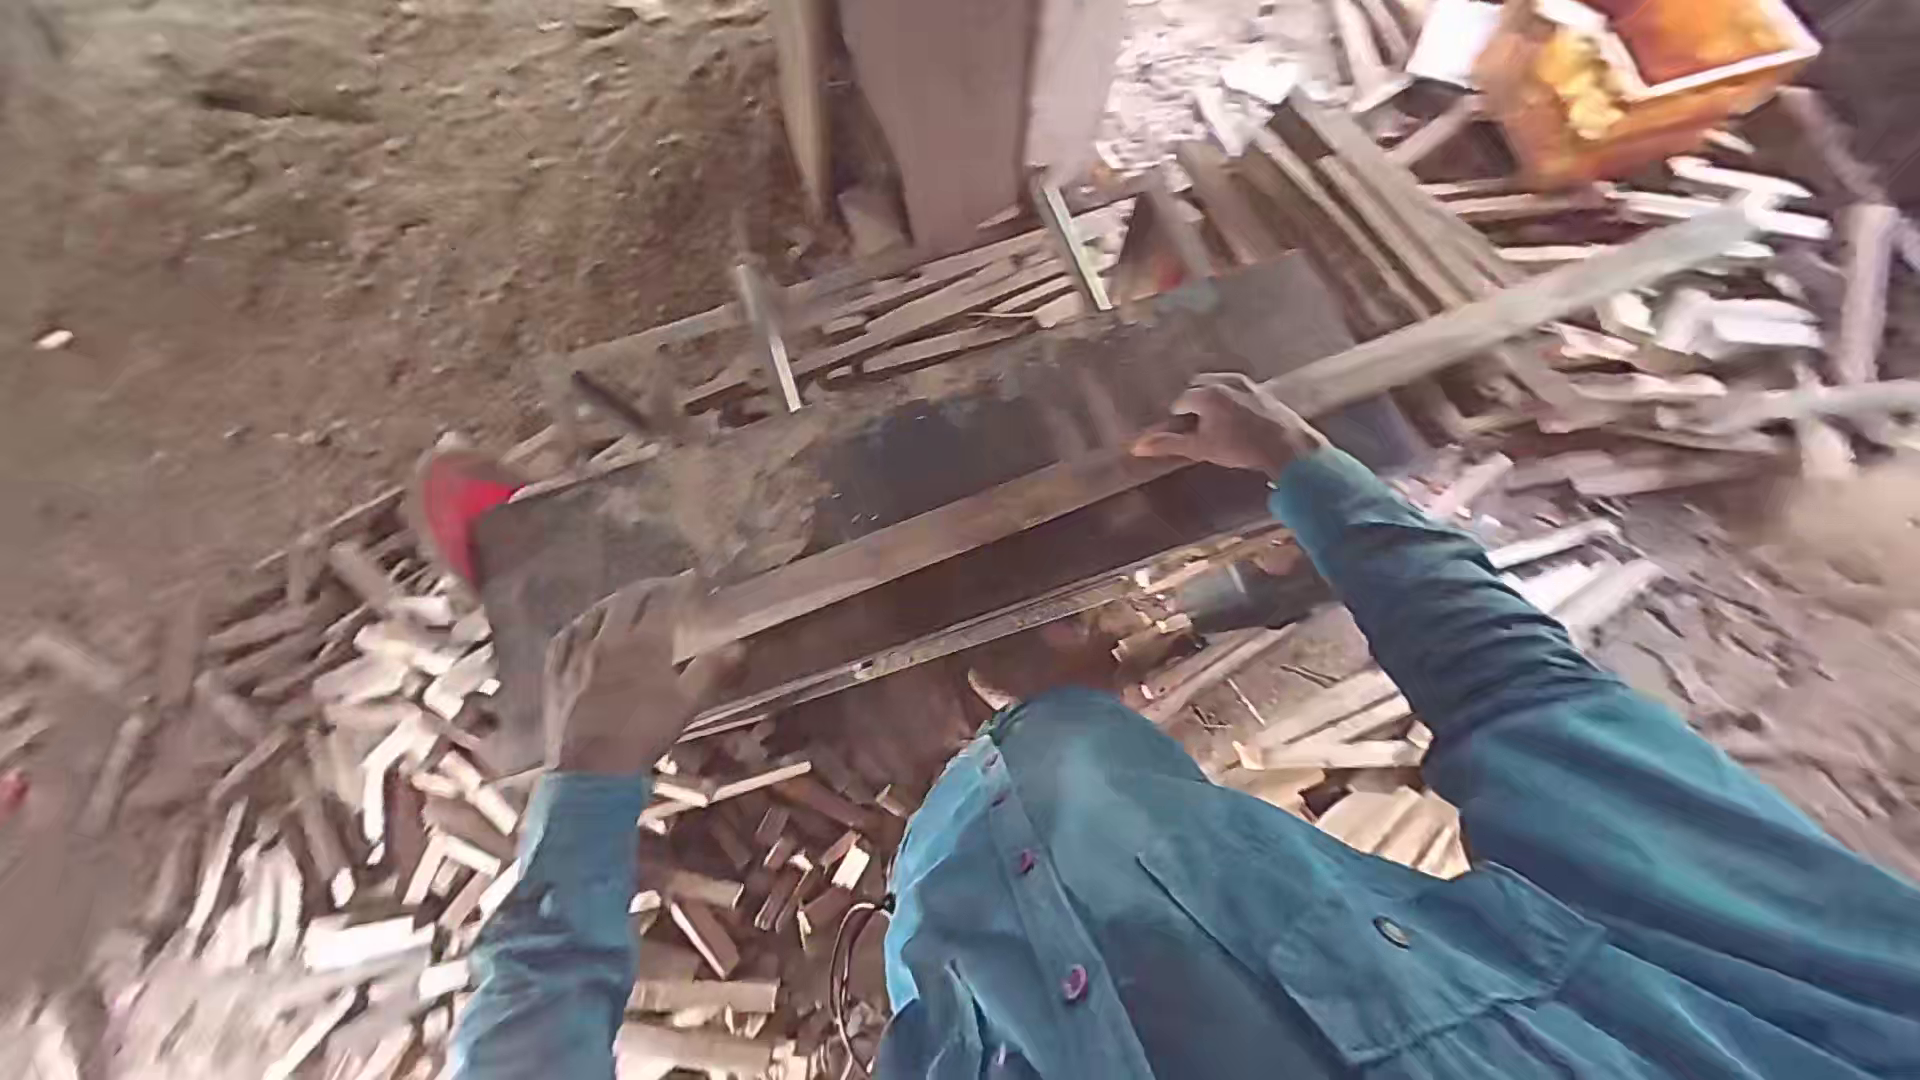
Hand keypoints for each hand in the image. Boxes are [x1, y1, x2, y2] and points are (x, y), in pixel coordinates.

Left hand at [542, 574, 743, 775]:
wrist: (593, 770)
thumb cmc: (646, 733)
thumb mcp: (687, 702)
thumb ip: (711, 669)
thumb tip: (738, 645)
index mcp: (645, 643)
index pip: (666, 601)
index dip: (682, 586)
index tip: (695, 579)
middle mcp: (609, 639)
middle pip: (629, 599)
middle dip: (651, 587)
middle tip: (666, 586)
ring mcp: (578, 654)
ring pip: (596, 613)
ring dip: (617, 602)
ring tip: (629, 602)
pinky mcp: (557, 672)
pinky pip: (566, 636)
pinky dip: (582, 624)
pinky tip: (586, 627)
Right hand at [1131, 373, 1327, 478]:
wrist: (1287, 446)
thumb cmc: (1241, 447)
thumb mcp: (1199, 448)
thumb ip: (1167, 445)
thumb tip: (1137, 447)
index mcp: (1205, 392)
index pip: (1179, 403)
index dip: (1178, 421)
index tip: (1184, 434)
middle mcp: (1224, 380)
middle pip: (1196, 389)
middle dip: (1193, 406)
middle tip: (1197, 428)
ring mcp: (1245, 382)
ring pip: (1216, 386)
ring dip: (1211, 401)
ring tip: (1216, 425)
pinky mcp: (1261, 389)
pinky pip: (1236, 389)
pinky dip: (1230, 401)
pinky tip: (1236, 421)